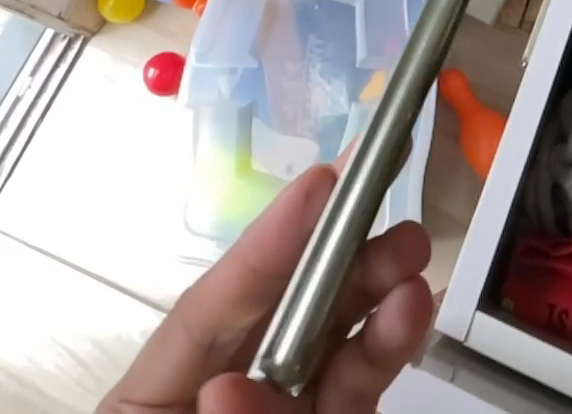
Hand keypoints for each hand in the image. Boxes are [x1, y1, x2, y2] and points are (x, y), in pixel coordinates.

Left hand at [98, 165, 431, 413]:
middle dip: (342, 250)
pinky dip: (383, 351)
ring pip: (338, 343)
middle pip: (289, 307)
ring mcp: (288, 408)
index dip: (272, 237)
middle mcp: (234, 384)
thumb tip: (232, 386)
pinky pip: (357, 388)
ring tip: (411, 266)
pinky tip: (406, 318)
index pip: (217, 301)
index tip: (323, 181)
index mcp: (160, 390)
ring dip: (379, 295)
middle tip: (385, 204)